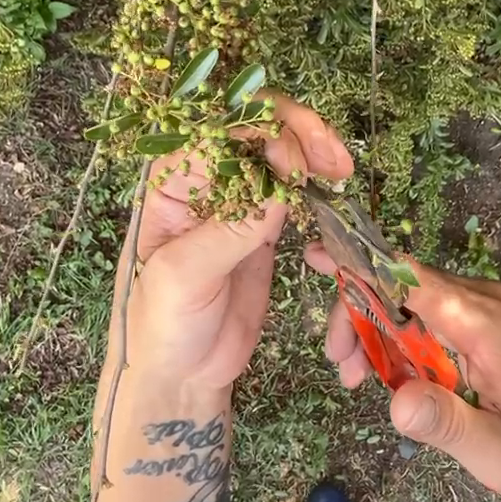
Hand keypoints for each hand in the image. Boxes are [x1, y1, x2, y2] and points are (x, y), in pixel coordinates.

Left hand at [109, 92, 353, 393]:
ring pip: (280, 151)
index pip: (219, 130)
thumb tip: (281, 182)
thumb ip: (230, 228)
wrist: (180, 373)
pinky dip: (317, 185)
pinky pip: (295, 190)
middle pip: (255, 128)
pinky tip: (334, 191)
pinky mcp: (265, 225)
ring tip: (341, 170)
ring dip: (314, 151)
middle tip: (335, 160)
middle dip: (298, 131)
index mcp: (173, 177)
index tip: (294, 162)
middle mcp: (205, 177)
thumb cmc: (160, 322)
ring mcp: (238, 198)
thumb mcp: (183, 274)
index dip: (261, 131)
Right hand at [307, 252, 500, 501]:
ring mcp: (483, 311)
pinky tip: (384, 372)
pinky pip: (427, 318)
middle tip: (338, 363)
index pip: (412, 277)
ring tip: (354, 376)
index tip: (321, 257)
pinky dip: (398, 340)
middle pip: (402, 287)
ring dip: (375, 331)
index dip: (363, 263)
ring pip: (410, 302)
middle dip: (360, 315)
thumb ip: (447, 423)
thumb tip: (396, 401)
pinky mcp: (481, 327)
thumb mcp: (496, 452)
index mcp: (485, 321)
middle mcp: (482, 302)